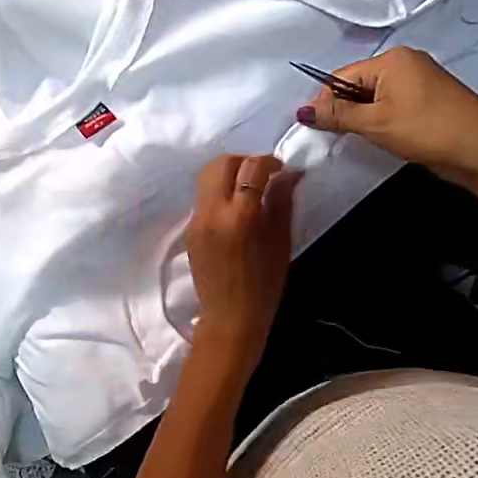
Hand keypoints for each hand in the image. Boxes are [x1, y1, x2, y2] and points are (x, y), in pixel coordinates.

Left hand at [187, 154, 298, 359]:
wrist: (229, 317)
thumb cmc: (264, 285)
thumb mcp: (280, 242)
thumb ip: (281, 203)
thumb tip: (288, 174)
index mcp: (241, 216)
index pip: (252, 168)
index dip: (269, 161)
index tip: (281, 169)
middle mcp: (213, 212)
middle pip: (222, 163)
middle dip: (244, 161)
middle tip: (262, 174)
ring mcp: (197, 220)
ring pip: (207, 177)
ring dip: (228, 173)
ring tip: (248, 188)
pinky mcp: (189, 229)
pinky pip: (202, 197)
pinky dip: (218, 191)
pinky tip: (234, 207)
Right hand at [296, 46, 477, 197]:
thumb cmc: (427, 130)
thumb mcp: (375, 123)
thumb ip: (338, 115)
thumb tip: (303, 110)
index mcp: (392, 59)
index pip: (342, 75)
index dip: (325, 101)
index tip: (314, 127)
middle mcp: (406, 63)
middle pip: (357, 84)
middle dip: (343, 110)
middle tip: (335, 137)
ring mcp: (419, 82)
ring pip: (373, 98)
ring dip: (361, 118)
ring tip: (359, 139)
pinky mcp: (427, 102)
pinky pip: (390, 106)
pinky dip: (379, 121)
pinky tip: (380, 138)